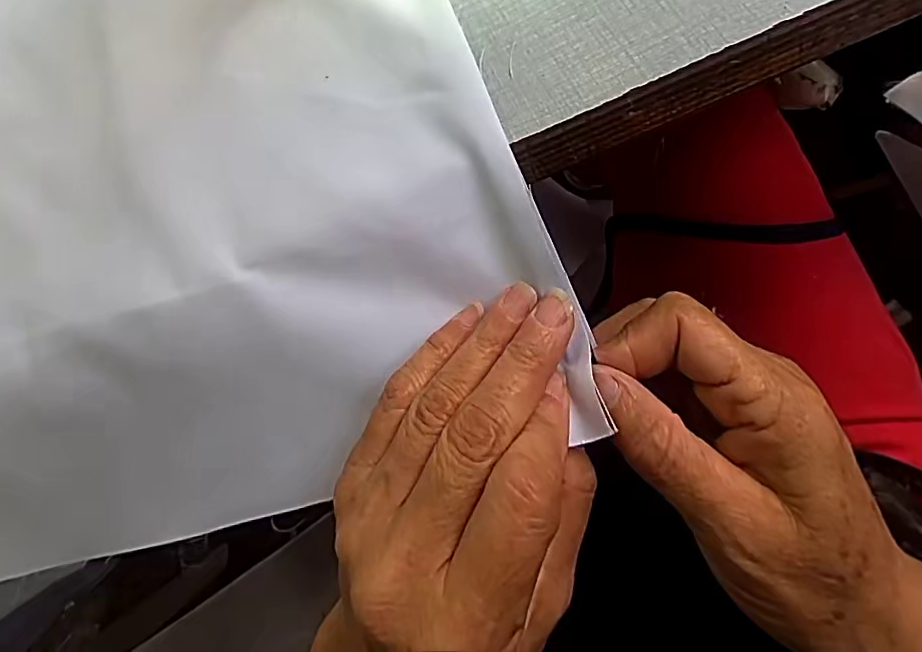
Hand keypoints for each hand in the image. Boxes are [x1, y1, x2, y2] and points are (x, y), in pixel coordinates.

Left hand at [314, 283, 597, 651]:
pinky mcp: (352, 478)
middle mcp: (406, 559)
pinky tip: (466, 324)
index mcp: (466, 614)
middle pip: (472, 438)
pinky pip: (395, 400)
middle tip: (551, 315)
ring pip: (433, 407)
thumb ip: (563, 518)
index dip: (547, 423)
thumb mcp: (541, 609)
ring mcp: (369, 514)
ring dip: (481, 344)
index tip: (568, 374)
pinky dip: (435, 352)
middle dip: (521, 363)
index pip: (517, 493)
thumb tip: (569, 423)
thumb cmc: (471, 642)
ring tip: (516, 305)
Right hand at [590, 292, 921, 651]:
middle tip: (587, 402)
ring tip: (602, 415)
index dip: (628, 341)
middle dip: (622, 352)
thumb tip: (600, 384)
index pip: (684, 320)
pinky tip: (630, 424)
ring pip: (670, 345)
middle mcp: (763, 372)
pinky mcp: (738, 404)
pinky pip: (679, 375)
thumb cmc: (813, 580)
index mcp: (772, 394)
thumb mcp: (730, 524)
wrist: (867, 613)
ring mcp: (751, 385)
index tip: (590, 386)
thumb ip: (663, 448)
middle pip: (673, 323)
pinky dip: (644, 391)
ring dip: (629, 372)